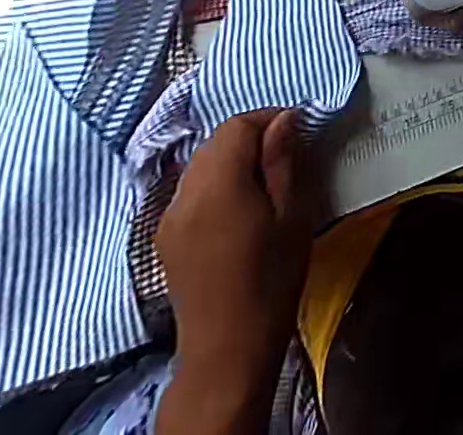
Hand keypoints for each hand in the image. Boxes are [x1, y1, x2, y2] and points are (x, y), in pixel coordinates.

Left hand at [157, 109, 320, 389]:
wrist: (229, 345)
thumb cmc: (272, 276)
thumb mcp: (293, 213)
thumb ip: (283, 161)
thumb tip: (284, 118)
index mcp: (218, 186)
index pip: (235, 126)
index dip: (267, 118)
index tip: (297, 128)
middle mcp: (184, 194)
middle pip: (214, 141)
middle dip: (249, 135)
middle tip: (285, 151)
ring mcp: (168, 216)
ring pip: (199, 163)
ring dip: (231, 156)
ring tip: (263, 176)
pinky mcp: (165, 236)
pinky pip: (190, 189)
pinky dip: (215, 180)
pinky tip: (238, 203)